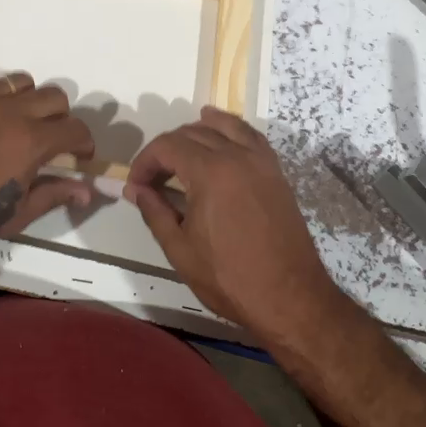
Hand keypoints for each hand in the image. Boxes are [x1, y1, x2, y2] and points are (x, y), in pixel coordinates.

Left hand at [0, 73, 96, 275]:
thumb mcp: (17, 214)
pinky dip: (0, 93)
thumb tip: (88, 190)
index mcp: (31, 142)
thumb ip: (54, 194)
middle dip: (61, 118)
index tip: (79, 156)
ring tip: (21, 122)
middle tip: (51, 140)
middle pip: (54, 97)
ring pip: (23, 82)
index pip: (75, 129)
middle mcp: (11, 112)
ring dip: (31, 100)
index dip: (84, 143)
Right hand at [125, 107, 336, 338]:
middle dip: (166, 150)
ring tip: (181, 150)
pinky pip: (251, 137)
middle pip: (192, 133)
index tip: (136, 186)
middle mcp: (237, 157)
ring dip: (197, 132)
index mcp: (210, 173)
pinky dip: (231, 130)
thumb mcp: (180, 249)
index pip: (166, 147)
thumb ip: (154, 211)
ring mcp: (261, 162)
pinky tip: (221, 137)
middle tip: (153, 179)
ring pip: (224, 126)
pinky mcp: (276, 174)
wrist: (291, 299)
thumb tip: (134, 189)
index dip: (144, 162)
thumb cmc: (230, 278)